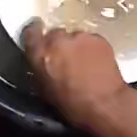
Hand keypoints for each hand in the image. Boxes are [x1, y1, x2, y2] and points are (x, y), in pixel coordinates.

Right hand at [22, 21, 136, 129]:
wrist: (105, 104)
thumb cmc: (73, 105)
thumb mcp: (46, 90)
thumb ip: (41, 69)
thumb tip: (42, 61)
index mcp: (42, 55)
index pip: (31, 32)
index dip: (35, 35)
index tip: (39, 39)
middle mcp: (59, 41)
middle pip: (55, 34)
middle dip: (58, 44)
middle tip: (66, 58)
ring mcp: (80, 37)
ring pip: (74, 36)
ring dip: (76, 46)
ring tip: (84, 61)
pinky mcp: (98, 38)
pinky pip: (90, 39)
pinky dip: (91, 47)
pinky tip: (95, 61)